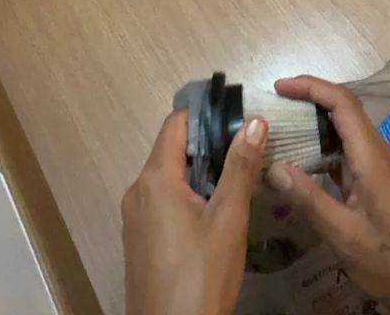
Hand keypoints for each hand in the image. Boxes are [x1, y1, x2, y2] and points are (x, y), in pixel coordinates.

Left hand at [122, 109, 266, 314]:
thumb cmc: (201, 276)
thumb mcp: (228, 218)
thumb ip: (240, 166)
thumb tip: (254, 120)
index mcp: (154, 179)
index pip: (176, 123)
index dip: (207, 114)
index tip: (239, 117)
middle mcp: (137, 192)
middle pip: (173, 150)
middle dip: (209, 145)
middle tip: (247, 149)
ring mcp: (135, 219)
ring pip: (170, 178)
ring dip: (201, 173)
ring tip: (238, 179)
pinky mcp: (140, 242)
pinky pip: (164, 202)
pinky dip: (189, 196)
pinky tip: (216, 212)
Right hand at [265, 77, 389, 314]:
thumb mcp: (343, 234)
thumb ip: (308, 199)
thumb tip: (272, 166)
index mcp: (370, 155)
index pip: (342, 102)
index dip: (310, 86)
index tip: (279, 86)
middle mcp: (375, 151)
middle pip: (343, 108)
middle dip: (309, 98)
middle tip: (275, 104)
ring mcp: (377, 165)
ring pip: (345, 129)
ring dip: (315, 121)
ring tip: (282, 129)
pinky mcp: (375, 180)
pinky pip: (346, 150)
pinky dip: (322, 146)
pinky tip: (302, 162)